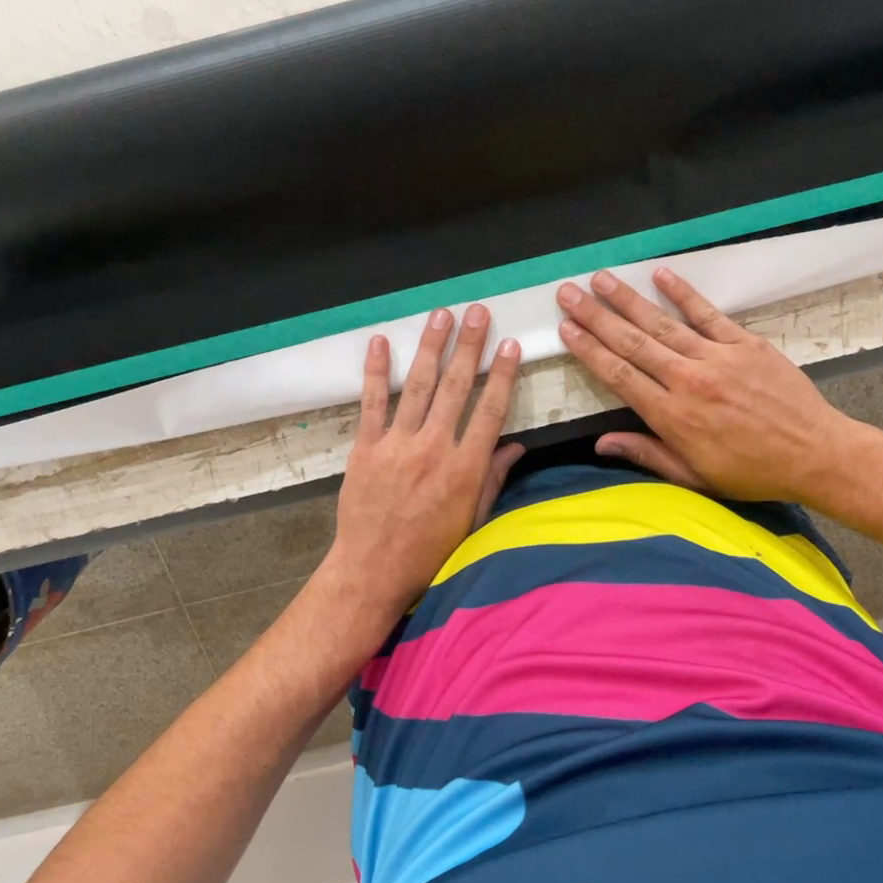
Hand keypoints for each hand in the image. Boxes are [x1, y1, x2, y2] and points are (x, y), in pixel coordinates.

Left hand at [325, 304, 522, 617]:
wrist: (374, 570)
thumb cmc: (429, 552)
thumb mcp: (472, 521)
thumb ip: (493, 480)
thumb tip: (516, 447)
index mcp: (465, 469)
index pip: (490, 411)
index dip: (503, 375)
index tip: (511, 346)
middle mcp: (433, 450)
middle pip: (457, 388)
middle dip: (470, 346)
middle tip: (479, 312)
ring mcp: (397, 446)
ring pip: (419, 387)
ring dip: (432, 347)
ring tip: (442, 315)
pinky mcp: (365, 448)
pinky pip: (372, 403)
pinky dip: (377, 372)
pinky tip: (382, 343)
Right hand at [556, 267, 868, 503]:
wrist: (814, 455)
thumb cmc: (751, 473)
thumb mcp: (693, 477)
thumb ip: (646, 453)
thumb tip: (601, 442)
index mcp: (672, 416)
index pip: (619, 375)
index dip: (588, 350)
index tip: (566, 329)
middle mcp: (688, 380)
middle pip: (632, 342)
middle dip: (596, 316)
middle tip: (568, 293)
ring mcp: (718, 358)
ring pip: (662, 323)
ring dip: (628, 299)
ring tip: (601, 279)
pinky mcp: (746, 344)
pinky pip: (708, 314)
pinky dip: (684, 294)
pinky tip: (661, 275)